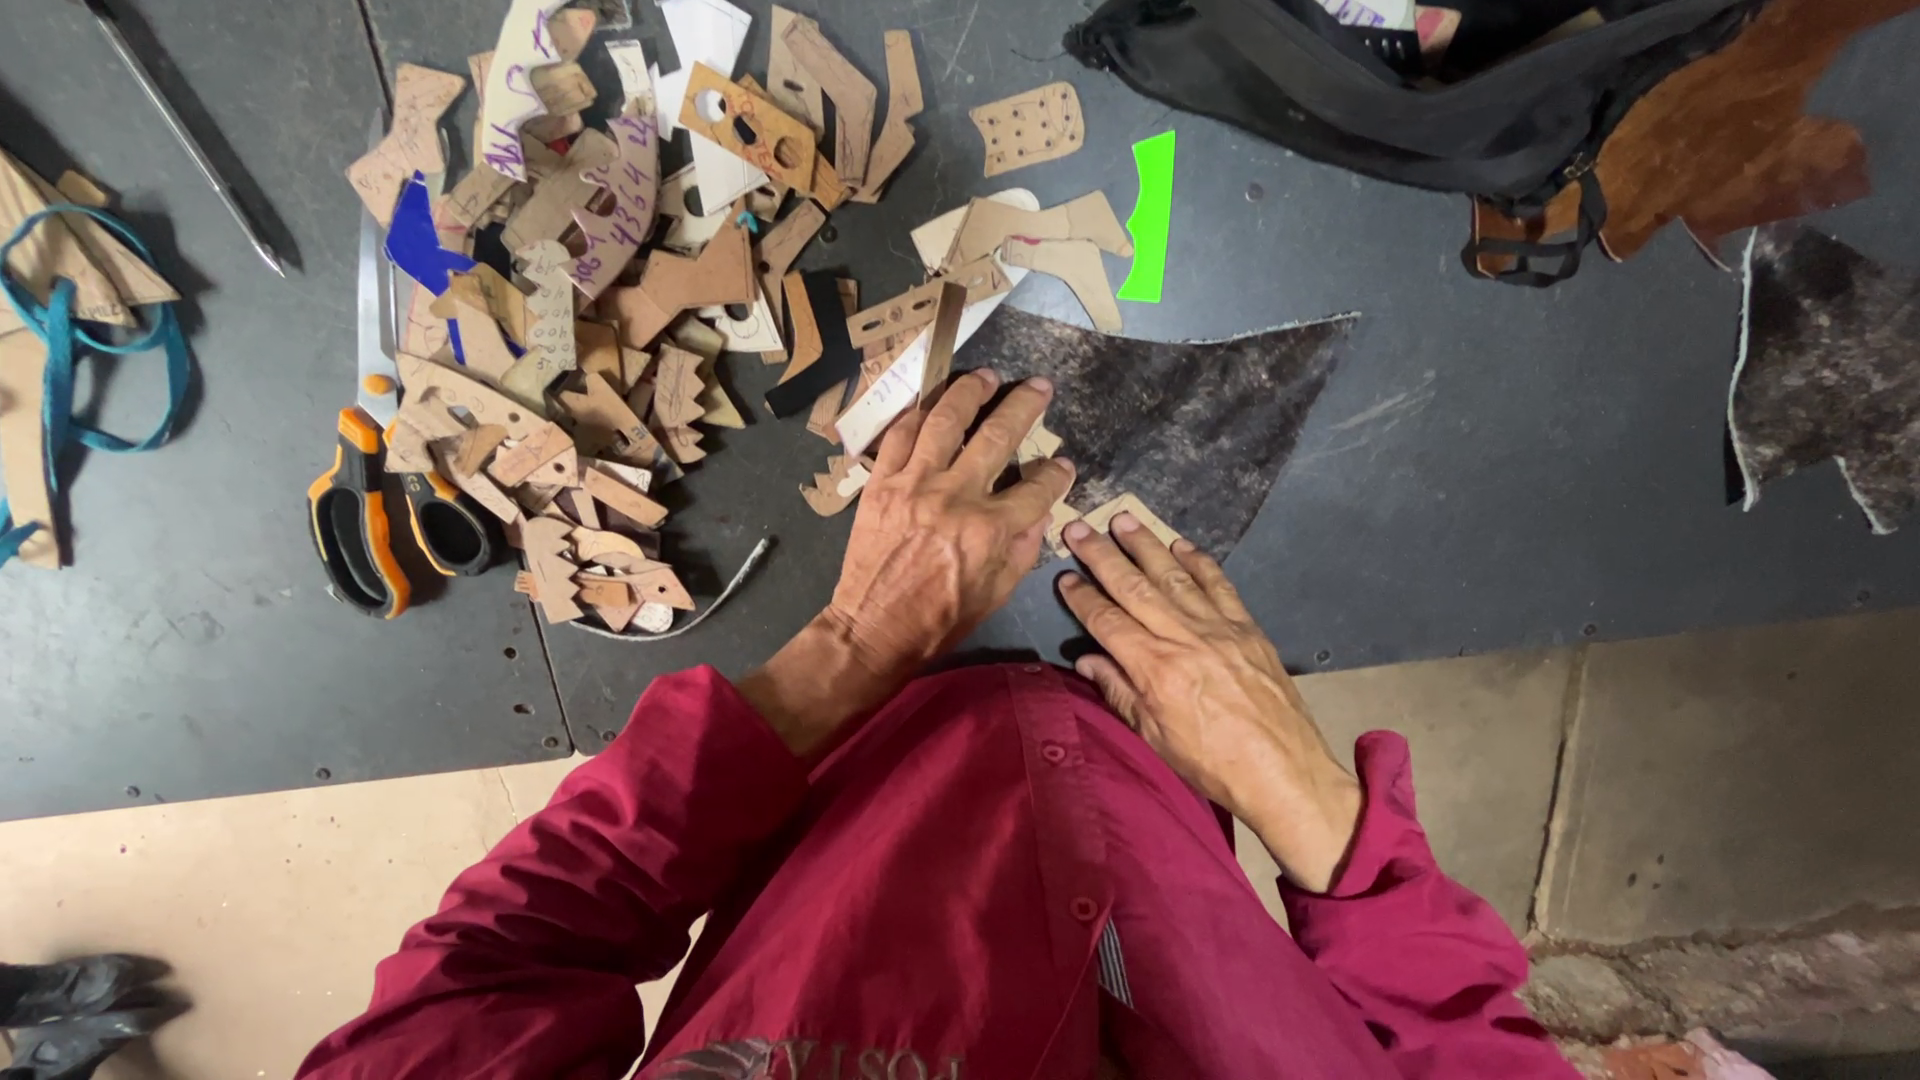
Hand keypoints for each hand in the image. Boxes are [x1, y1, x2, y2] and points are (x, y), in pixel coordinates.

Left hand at [740, 369, 1075, 758]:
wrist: (874, 628)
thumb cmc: (941, 620)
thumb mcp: (997, 595)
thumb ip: (1023, 550)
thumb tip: (1041, 511)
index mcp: (990, 530)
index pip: (1037, 488)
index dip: (1057, 472)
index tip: (1063, 462)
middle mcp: (956, 497)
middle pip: (998, 436)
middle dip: (1025, 405)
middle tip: (1039, 386)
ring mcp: (914, 485)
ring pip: (946, 421)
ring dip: (970, 392)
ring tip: (986, 377)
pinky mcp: (881, 483)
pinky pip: (900, 436)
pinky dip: (917, 413)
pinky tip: (932, 402)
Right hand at [1057, 516, 1362, 892]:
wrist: (1284, 773)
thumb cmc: (1212, 764)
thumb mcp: (1154, 737)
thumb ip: (1119, 692)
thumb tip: (1088, 660)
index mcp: (1155, 669)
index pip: (1107, 622)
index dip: (1082, 597)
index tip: (1064, 576)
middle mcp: (1184, 639)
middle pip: (1134, 587)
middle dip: (1101, 555)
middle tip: (1078, 528)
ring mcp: (1219, 629)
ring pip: (1174, 576)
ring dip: (1145, 545)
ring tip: (1123, 520)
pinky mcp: (1248, 629)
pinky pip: (1219, 585)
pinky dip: (1198, 562)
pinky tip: (1180, 544)